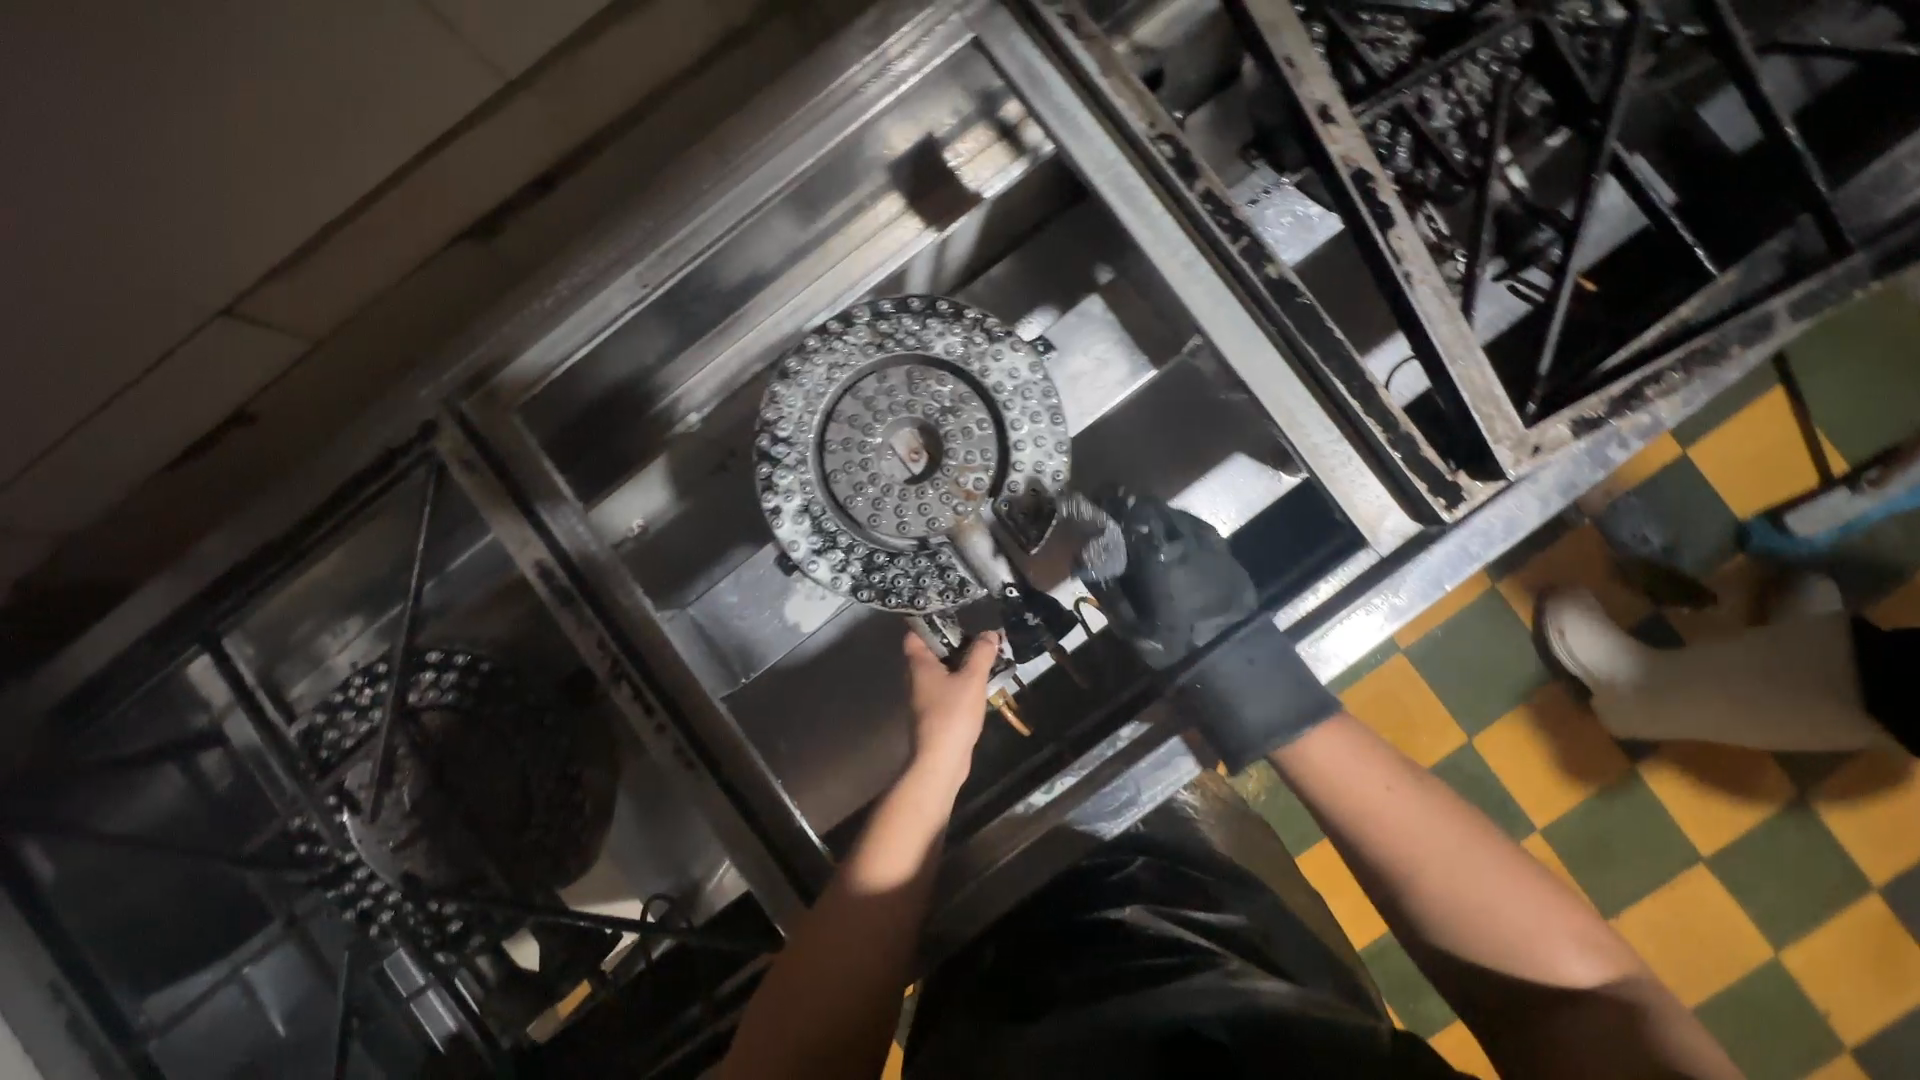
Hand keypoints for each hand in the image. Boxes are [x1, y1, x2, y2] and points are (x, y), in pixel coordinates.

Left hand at [903, 629, 1000, 780]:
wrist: (941, 760)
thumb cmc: (952, 714)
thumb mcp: (972, 679)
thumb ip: (981, 653)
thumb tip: (990, 633)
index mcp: (918, 664)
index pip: (914, 634)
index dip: (929, 623)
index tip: (953, 617)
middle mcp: (916, 678)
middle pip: (930, 652)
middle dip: (953, 643)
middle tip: (978, 638)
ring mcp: (923, 697)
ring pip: (941, 671)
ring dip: (960, 664)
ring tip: (985, 658)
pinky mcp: (934, 713)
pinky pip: (946, 689)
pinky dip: (960, 683)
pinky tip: (981, 684)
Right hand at [1078, 492, 1338, 771]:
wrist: (1234, 661)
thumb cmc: (1174, 648)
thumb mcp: (1130, 625)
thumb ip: (1107, 587)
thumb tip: (1084, 558)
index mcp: (1156, 555)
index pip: (1129, 514)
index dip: (1111, 505)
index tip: (1097, 503)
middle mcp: (1183, 540)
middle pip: (1153, 509)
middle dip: (1132, 508)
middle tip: (1117, 516)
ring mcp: (1209, 544)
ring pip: (1177, 516)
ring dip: (1157, 517)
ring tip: (1143, 527)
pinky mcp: (1226, 553)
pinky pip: (1197, 529)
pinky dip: (1179, 528)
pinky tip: (1172, 540)